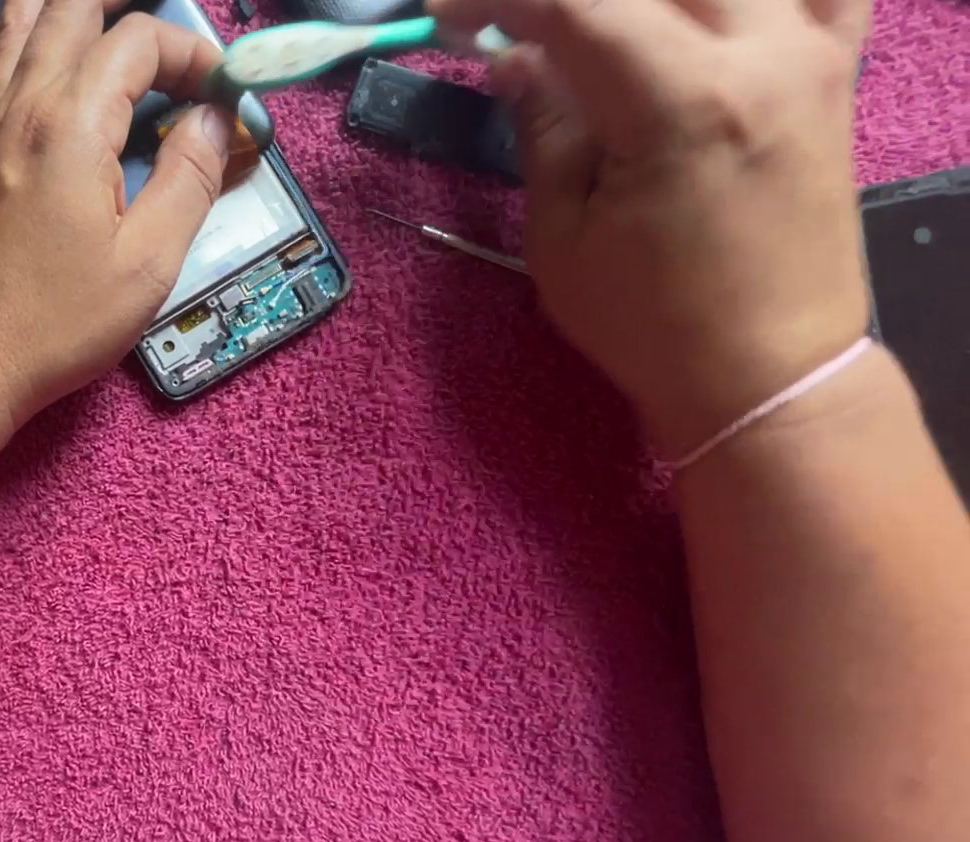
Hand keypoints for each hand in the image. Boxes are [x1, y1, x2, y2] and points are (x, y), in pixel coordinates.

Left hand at [0, 0, 236, 451]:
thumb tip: (214, 122)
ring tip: (93, 0)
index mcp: (74, 126)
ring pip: (15, 27)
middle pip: (72, 8)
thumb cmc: (58, 326)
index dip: (191, 54)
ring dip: (56, 1)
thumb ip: (188, 180)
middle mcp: (23, 109)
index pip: (141, 42)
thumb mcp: (148, 264)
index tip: (217, 96)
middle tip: (163, 23)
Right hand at [430, 0, 871, 455]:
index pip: (582, 5)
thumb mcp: (561, 240)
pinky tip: (695, 15)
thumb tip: (516, 61)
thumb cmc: (642, 319)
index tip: (446, 13)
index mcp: (682, 106)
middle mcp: (764, 51)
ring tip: (587, 29)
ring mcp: (815, 49)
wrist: (761, 363)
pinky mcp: (838, 65)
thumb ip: (545, 133)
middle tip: (509, 21)